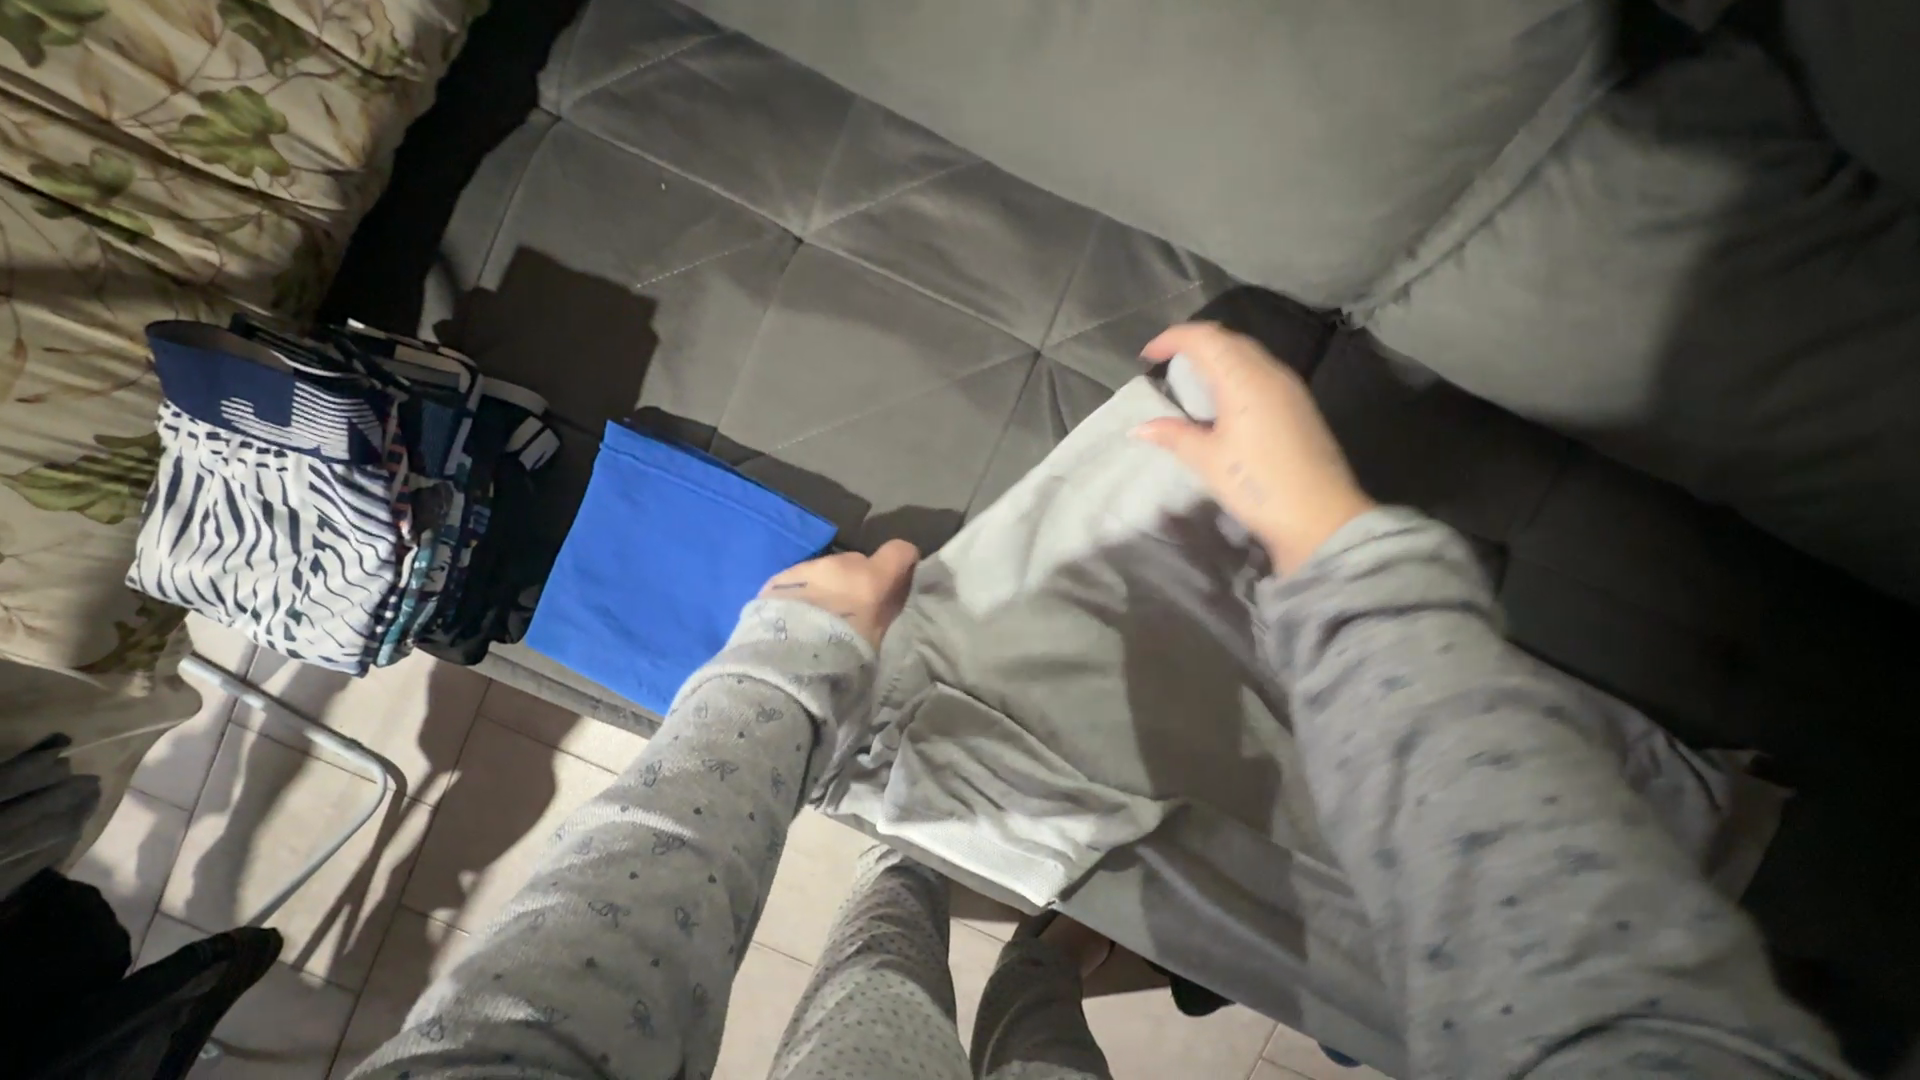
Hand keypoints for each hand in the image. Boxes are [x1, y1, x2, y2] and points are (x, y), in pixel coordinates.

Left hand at [759, 539, 919, 648]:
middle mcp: (839, 565)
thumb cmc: (841, 660)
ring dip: (830, 587)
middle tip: (852, 611)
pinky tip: (797, 617)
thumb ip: (887, 612)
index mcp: (870, 580)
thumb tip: (893, 599)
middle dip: (859, 580)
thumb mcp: (877, 640)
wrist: (783, 667)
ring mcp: (806, 568)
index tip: (899, 579)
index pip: (900, 551)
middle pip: (858, 562)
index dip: (903, 563)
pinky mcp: (779, 578)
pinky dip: (805, 593)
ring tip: (820, 617)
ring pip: (827, 570)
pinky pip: (801, 579)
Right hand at [1132, 322, 1374, 574]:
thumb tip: (1139, 428)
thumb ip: (1174, 436)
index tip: (1148, 355)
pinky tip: (1222, 397)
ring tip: (1191, 377)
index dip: (1173, 338)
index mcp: (1244, 381)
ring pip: (1248, 354)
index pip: (1205, 339)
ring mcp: (1289, 388)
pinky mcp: (1299, 405)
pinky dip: (1235, 371)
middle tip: (1167, 361)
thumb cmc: (1258, 487)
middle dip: (1195, 342)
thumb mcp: (1208, 461)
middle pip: (1229, 340)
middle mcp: (1270, 374)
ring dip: (1217, 356)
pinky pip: (1261, 371)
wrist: (1321, 517)